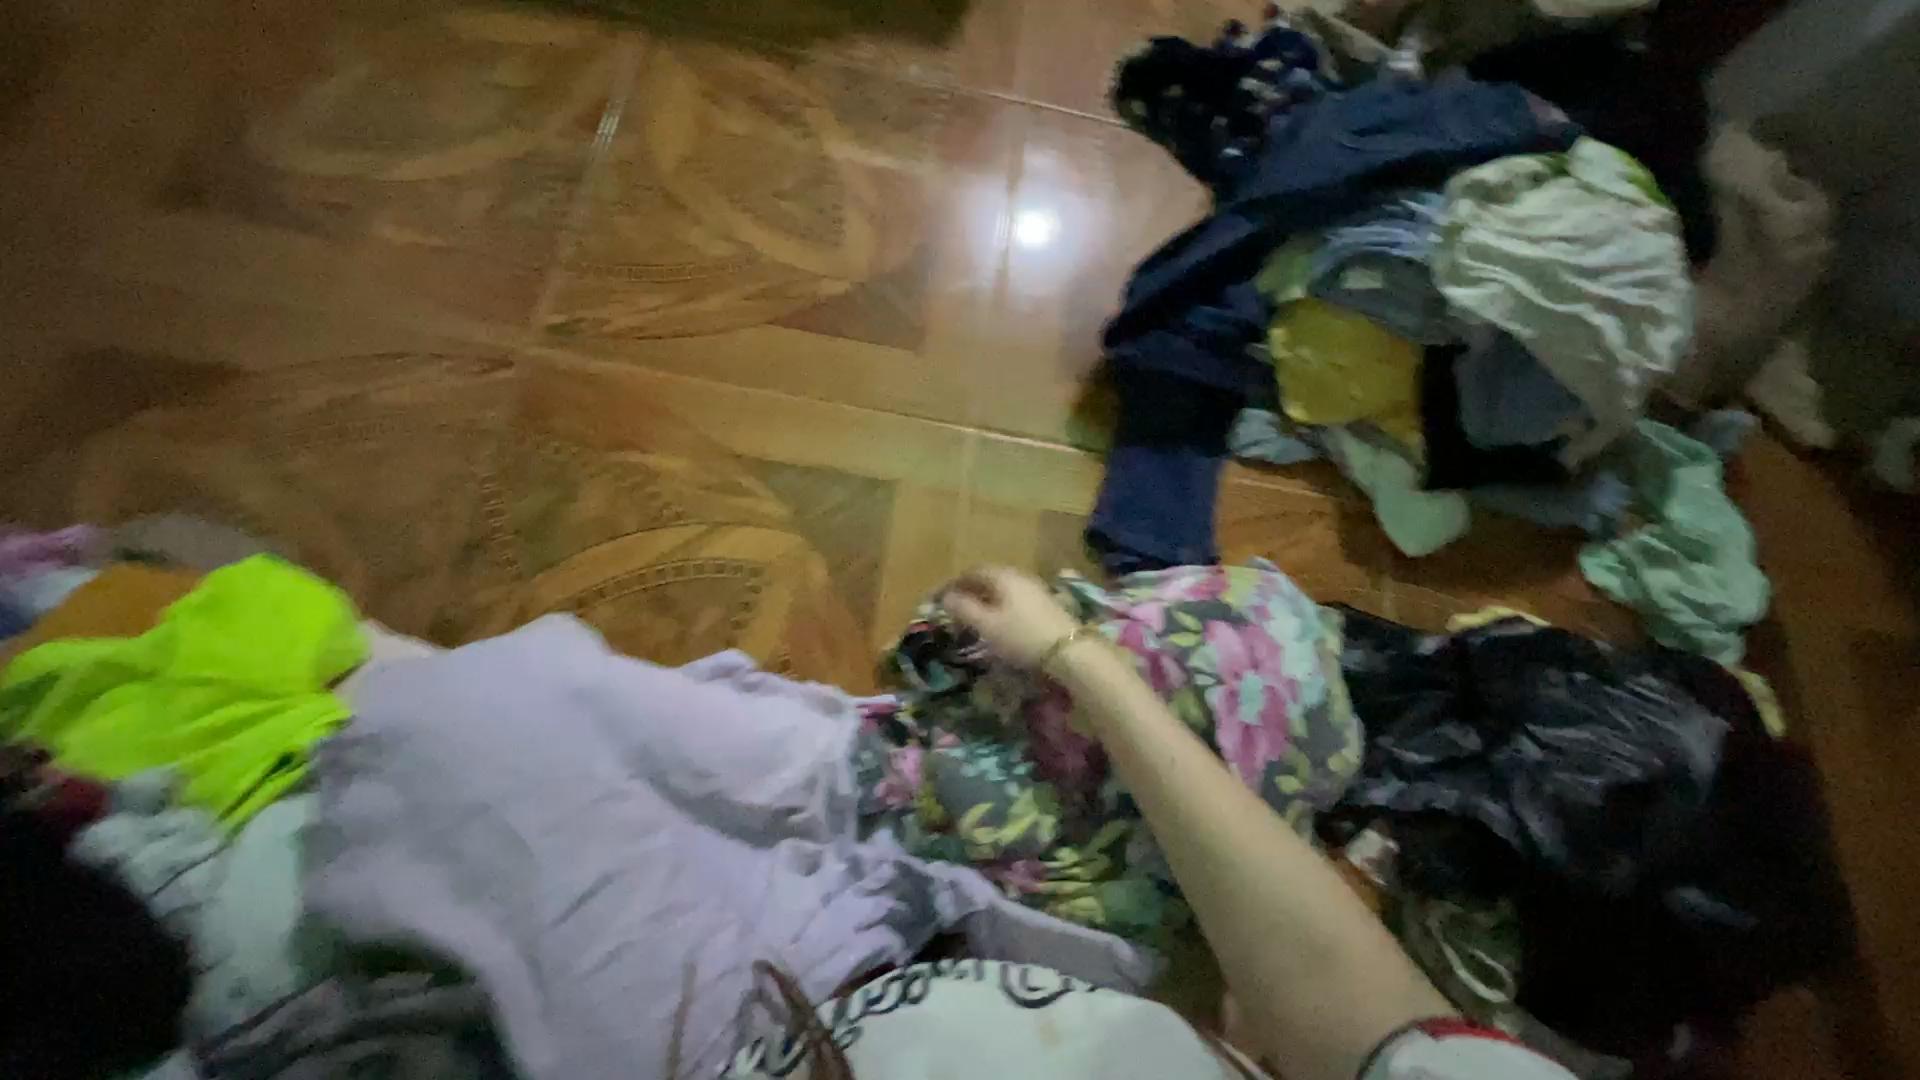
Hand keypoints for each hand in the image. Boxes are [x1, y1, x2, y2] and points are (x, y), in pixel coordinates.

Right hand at [939, 566, 1081, 669]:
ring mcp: (1035, 588)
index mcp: (1002, 576)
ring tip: (975, 615)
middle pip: (989, 577)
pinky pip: (1015, 597)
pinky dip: (1001, 604)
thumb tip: (946, 597)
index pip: (972, 571)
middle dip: (970, 589)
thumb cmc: (1022, 636)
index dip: (954, 583)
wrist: (1069, 650)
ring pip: (1003, 587)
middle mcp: (1019, 576)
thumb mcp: (987, 625)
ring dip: (986, 597)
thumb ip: (964, 609)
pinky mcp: (1046, 603)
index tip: (940, 598)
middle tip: (956, 606)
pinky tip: (1000, 620)